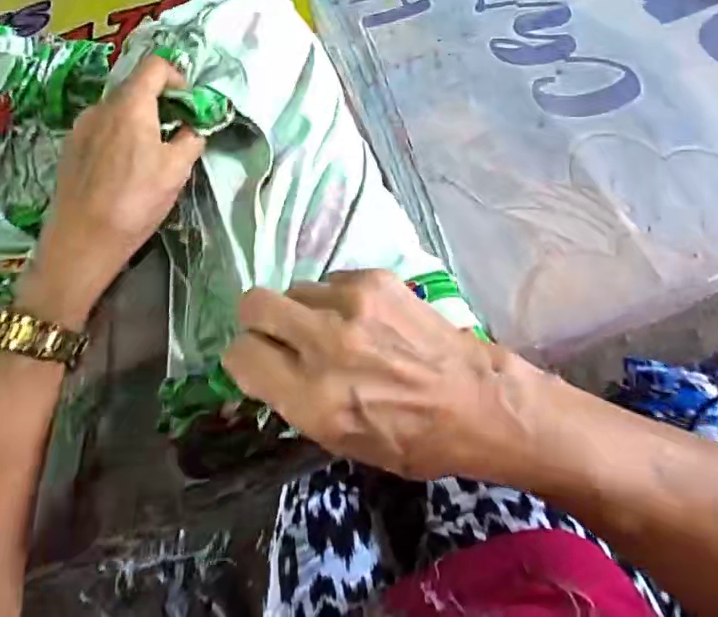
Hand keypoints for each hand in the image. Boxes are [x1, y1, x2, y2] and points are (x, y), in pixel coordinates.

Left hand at [19, 55, 207, 326]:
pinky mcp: (69, 148)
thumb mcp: (177, 171)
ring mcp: (80, 127)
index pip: (154, 66)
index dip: (177, 76)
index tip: (188, 102)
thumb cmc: (134, 202)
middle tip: (176, 129)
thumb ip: (190, 139)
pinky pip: (101, 128)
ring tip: (150, 153)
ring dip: (138, 119)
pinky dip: (118, 134)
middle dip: (160, 101)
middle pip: (135, 86)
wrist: (80, 243)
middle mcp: (100, 107)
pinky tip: (124, 168)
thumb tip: (193, 128)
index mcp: (130, 105)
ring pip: (116, 109)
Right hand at [222, 270, 527, 480]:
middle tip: (281, 334)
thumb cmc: (409, 436)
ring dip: (303, 309)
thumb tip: (260, 363)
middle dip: (258, 319)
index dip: (244, 357)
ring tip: (336, 330)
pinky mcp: (373, 277)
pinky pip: (330, 280)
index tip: (257, 360)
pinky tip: (366, 319)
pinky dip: (337, 299)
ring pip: (294, 289)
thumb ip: (291, 398)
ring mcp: (351, 302)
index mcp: (313, 397)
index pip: (241, 354)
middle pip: (254, 304)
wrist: (476, 399)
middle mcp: (325, 343)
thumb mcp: (339, 440)